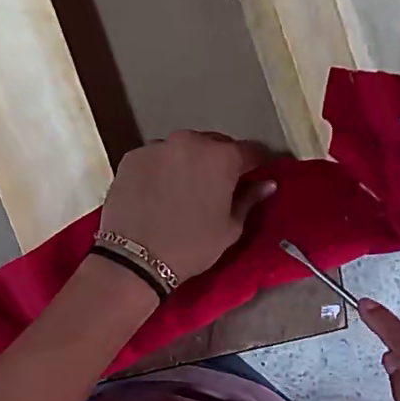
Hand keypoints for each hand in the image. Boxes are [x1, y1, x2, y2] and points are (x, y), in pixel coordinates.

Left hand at [98, 131, 275, 282]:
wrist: (135, 259)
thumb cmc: (192, 246)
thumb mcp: (229, 228)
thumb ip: (249, 199)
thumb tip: (267, 183)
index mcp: (222, 157)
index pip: (250, 151)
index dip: (255, 165)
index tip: (255, 177)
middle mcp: (190, 141)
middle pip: (215, 144)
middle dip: (221, 161)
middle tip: (218, 186)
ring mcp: (157, 146)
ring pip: (183, 148)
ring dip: (189, 162)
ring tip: (184, 190)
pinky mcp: (132, 156)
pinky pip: (157, 157)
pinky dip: (162, 168)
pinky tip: (158, 192)